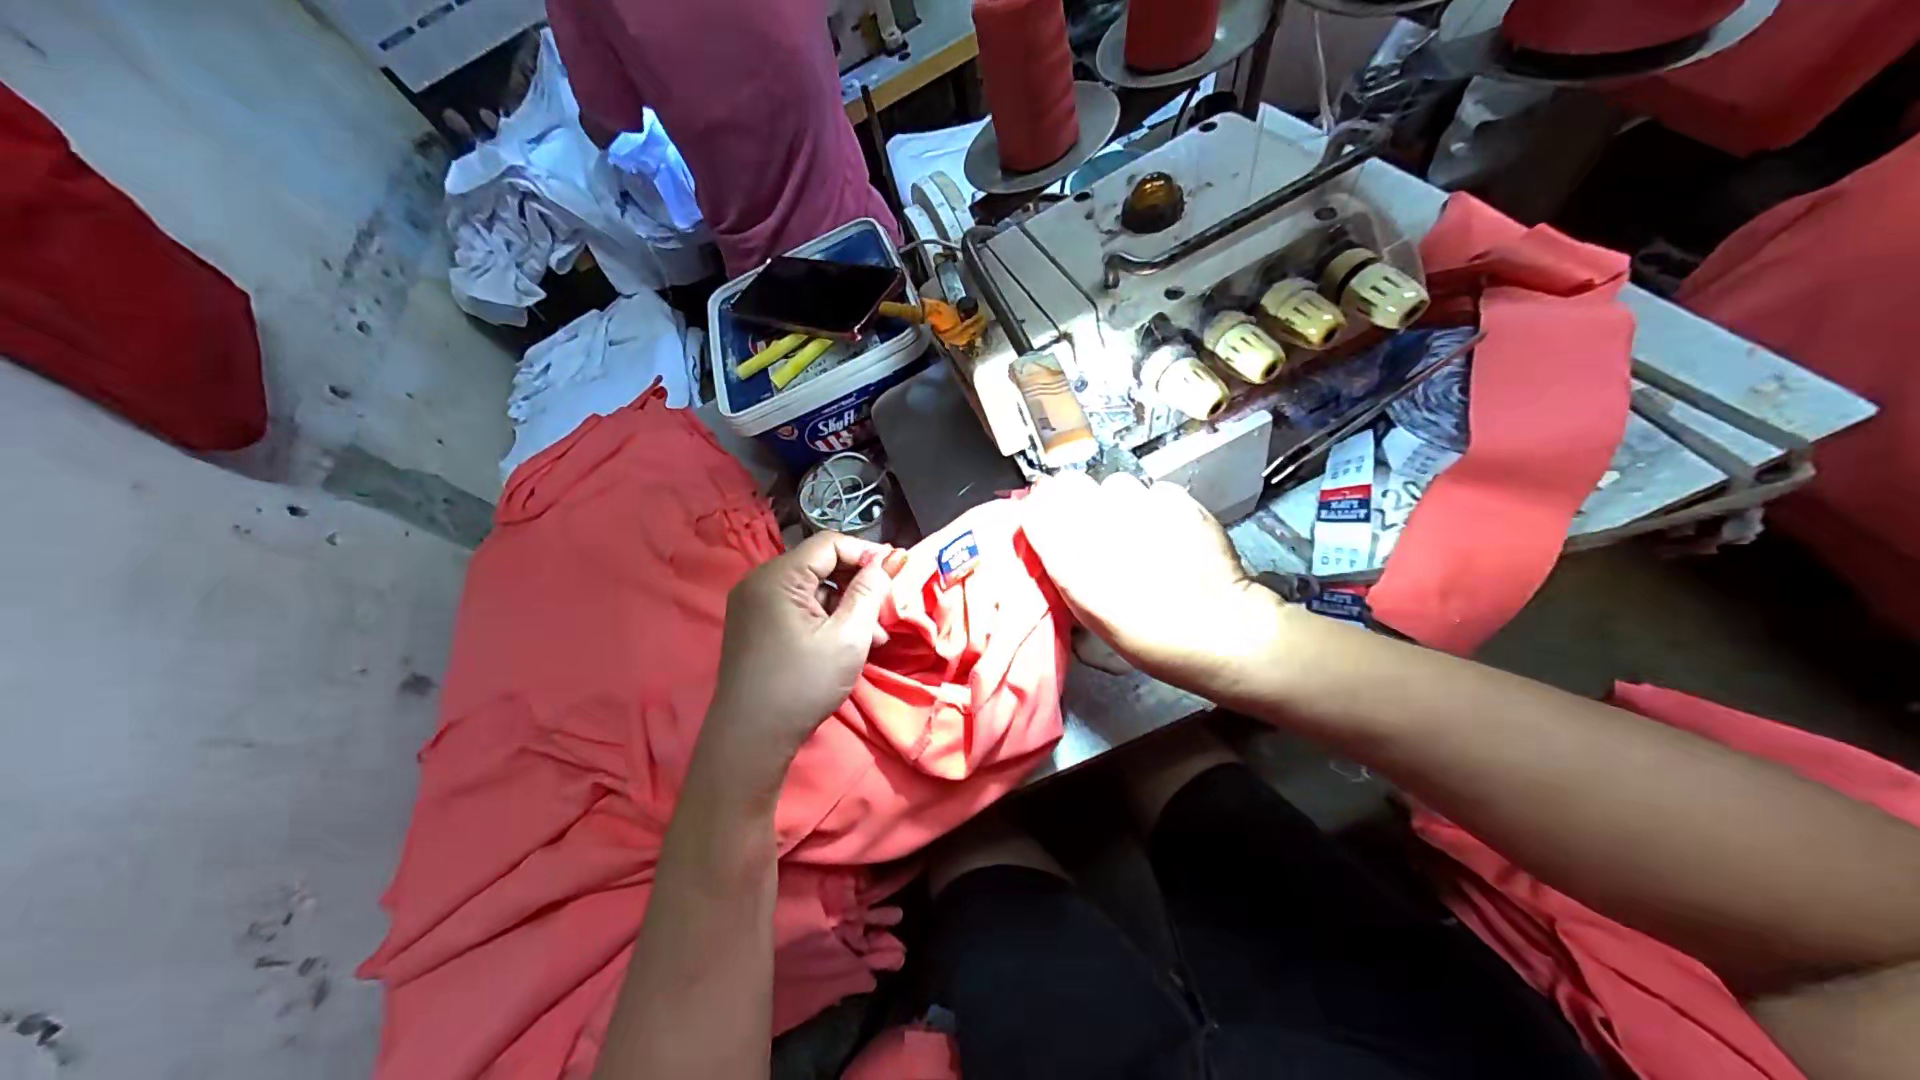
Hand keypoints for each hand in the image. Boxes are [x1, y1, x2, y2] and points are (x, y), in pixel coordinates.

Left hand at [704, 532, 904, 768]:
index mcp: (778, 577)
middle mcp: (759, 581)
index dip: (866, 553)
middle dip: (858, 584)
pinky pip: (796, 606)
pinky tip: (845, 644)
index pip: (830, 543)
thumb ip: (870, 592)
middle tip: (886, 612)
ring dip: (845, 605)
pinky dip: (823, 618)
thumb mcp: (848, 637)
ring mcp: (753, 604)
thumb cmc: (803, 684)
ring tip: (874, 638)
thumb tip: (889, 559)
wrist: (750, 736)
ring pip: (811, 588)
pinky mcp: (753, 624)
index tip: (896, 574)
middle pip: (820, 564)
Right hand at [1024, 473, 1281, 698]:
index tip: (1046, 522)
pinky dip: (1154, 507)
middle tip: (1092, 526)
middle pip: (1068, 485)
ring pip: (1113, 484)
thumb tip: (1055, 552)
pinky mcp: (1174, 498)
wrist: (1217, 629)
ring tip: (1134, 530)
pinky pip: (1153, 492)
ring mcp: (1137, 504)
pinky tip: (1165, 532)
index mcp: (1067, 556)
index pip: (1034, 508)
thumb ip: (1064, 574)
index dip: (1040, 513)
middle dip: (1074, 500)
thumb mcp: (1089, 615)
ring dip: (1116, 502)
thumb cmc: (1148, 637)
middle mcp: (1096, 521)